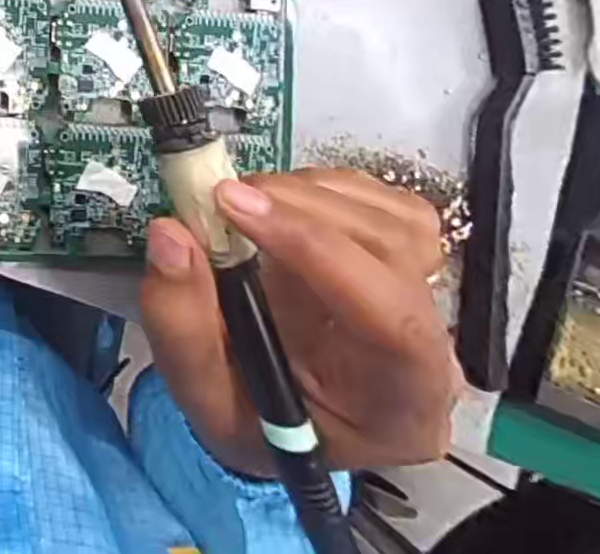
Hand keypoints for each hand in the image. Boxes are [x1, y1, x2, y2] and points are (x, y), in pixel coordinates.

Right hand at [137, 169, 459, 476]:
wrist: (270, 410)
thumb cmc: (244, 413)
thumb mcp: (197, 391)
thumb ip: (179, 322)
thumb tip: (169, 232)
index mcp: (396, 406)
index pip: (391, 320)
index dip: (313, 248)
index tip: (232, 205)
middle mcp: (429, 353)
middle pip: (393, 255)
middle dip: (298, 211)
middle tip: (219, 197)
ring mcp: (424, 301)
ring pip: (395, 220)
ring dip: (306, 193)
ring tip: (240, 202)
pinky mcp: (404, 262)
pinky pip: (388, 204)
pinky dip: (325, 187)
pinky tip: (278, 202)